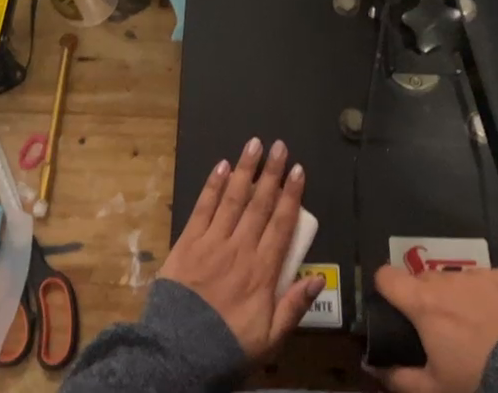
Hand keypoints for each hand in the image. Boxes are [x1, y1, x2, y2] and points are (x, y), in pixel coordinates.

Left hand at [158, 137, 324, 359]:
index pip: (282, 224)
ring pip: (233, 198)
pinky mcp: (188, 242)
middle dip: (271, 173)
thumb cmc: (229, 346)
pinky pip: (203, 208)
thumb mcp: (270, 338)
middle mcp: (240, 248)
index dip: (292, 196)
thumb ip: (294, 306)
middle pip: (259, 204)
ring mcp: (212, 242)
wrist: (179, 352)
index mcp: (263, 271)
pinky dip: (213, 186)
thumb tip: (318, 279)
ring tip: (254, 144)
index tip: (299, 171)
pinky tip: (221, 167)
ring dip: (245, 170)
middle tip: (280, 146)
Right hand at [371, 266, 497, 392]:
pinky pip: (487, 281)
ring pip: (455, 281)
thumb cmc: (479, 382)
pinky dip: (487, 297)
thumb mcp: (434, 390)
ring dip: (456, 298)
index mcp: (423, 303)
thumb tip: (375, 368)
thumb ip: (399, 378)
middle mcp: (447, 280)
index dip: (385, 289)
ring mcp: (480, 275)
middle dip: (424, 300)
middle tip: (439, 331)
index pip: (386, 276)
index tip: (392, 307)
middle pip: (422, 280)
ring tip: (475, 329)